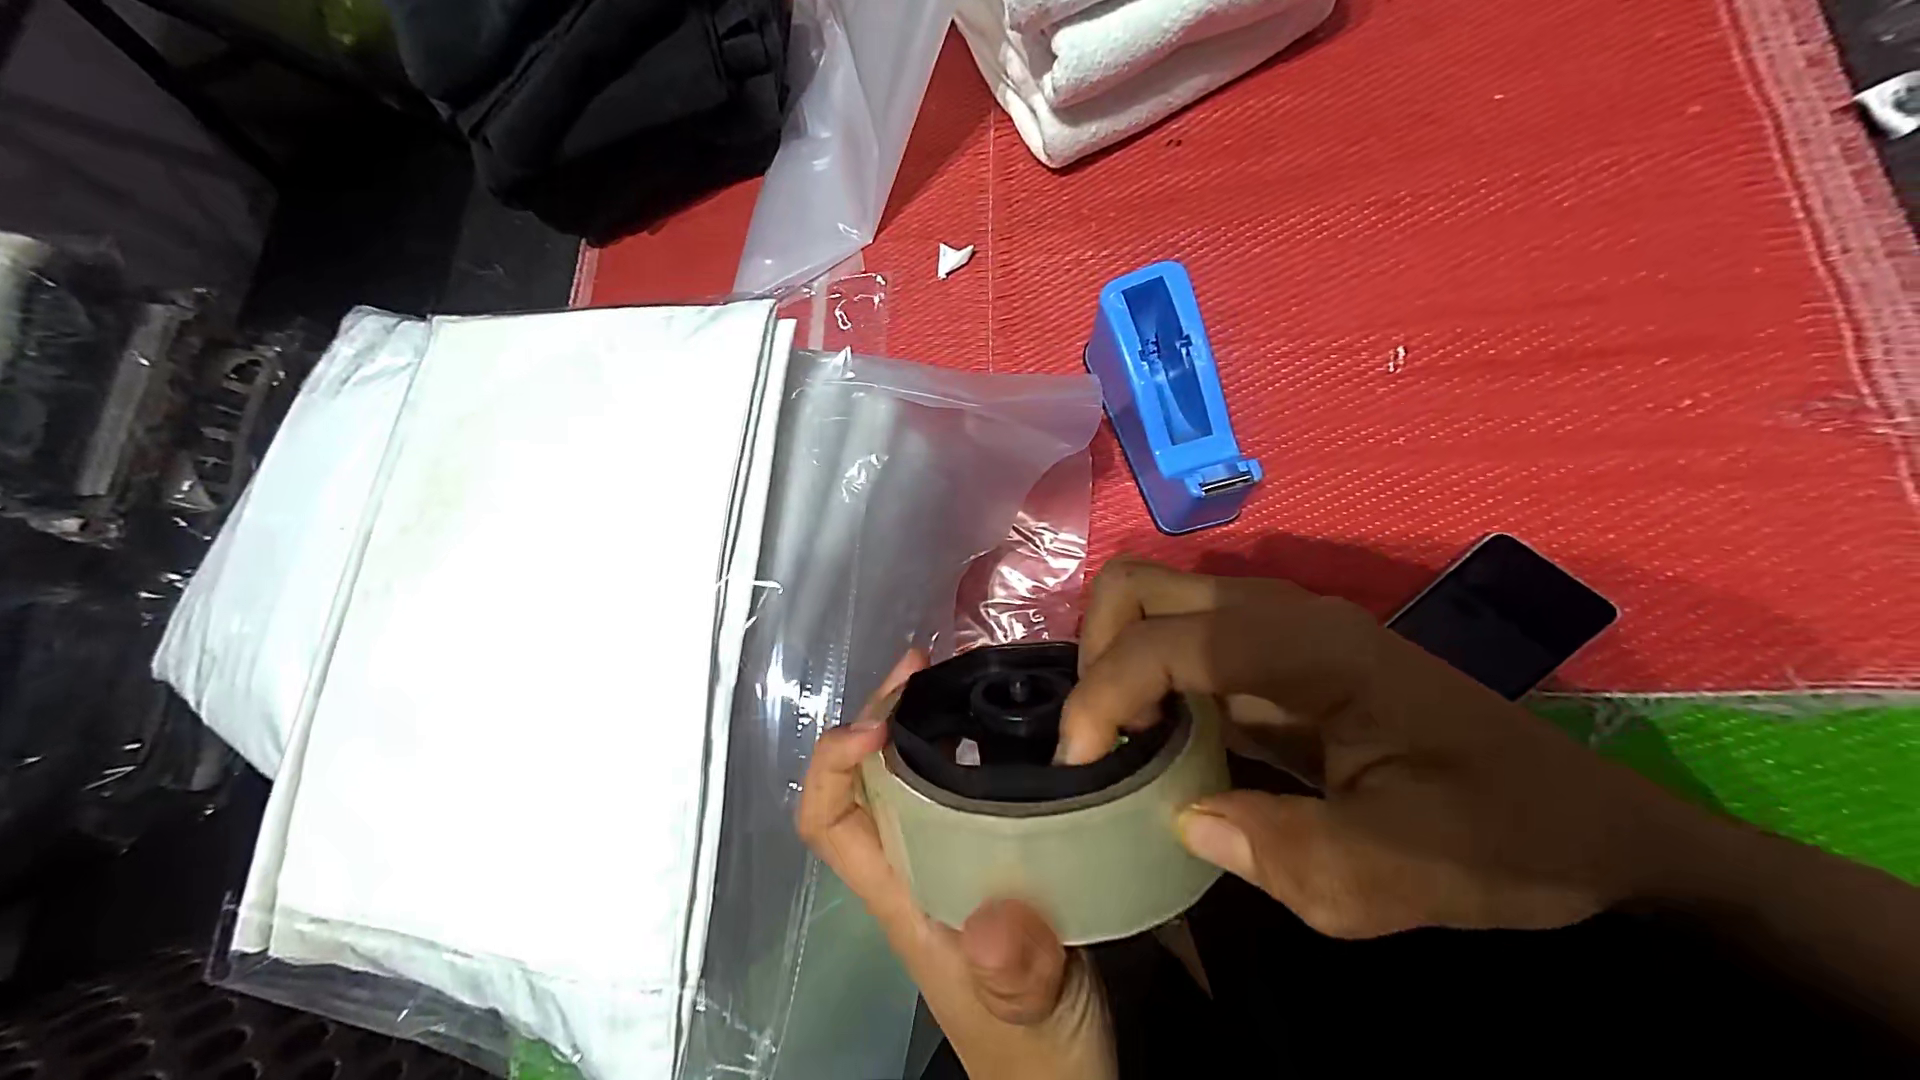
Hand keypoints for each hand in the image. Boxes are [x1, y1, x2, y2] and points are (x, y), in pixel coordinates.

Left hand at [797, 653, 1115, 1079]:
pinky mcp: (997, 848)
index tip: (880, 723)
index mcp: (902, 890)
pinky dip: (976, 738)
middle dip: (884, 710)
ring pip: (915, 769)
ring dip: (925, 714)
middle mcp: (916, 859)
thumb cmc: (1037, 1051)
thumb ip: (1014, 977)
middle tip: (925, 662)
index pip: (827, 819)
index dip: (834, 765)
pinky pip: (970, 780)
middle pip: (867, 775)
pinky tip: (1009, 717)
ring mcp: (954, 851)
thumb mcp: (1030, 1016)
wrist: (1071, 1075)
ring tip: (957, 671)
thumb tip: (992, 924)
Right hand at [1059, 557, 1715, 938]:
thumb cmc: (1509, 836)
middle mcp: (1282, 613)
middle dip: (1095, 656)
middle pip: (1138, 587)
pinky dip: (1146, 676)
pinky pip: (1180, 637)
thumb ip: (1292, 856)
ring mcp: (1277, 623)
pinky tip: (1162, 738)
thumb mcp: (1408, 874)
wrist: (1591, 822)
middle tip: (1101, 741)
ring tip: (1122, 743)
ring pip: (1151, 602)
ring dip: (1116, 662)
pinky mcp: (1275, 649)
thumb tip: (1185, 822)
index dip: (1104, 696)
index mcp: (1312, 648)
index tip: (1083, 769)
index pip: (1166, 641)